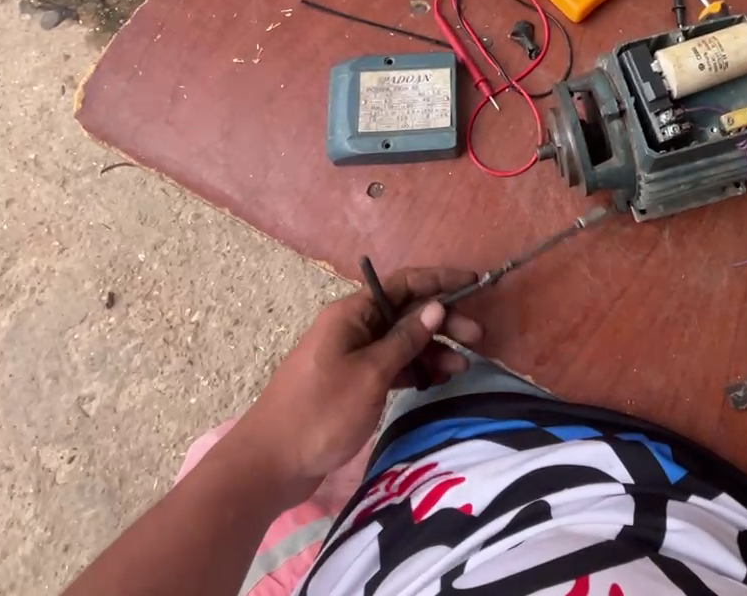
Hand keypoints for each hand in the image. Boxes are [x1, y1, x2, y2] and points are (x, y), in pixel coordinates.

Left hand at [230, 267, 483, 482]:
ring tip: (462, 368)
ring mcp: (353, 355)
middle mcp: (354, 326)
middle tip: (477, 338)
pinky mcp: (353, 382)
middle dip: (443, 321)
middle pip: (407, 312)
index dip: (440, 279)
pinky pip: (393, 365)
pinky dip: (415, 370)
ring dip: (433, 350)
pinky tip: (437, 381)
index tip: (475, 280)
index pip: (404, 283)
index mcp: (352, 313)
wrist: (269, 466)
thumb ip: (405, 339)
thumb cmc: (320, 413)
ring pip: (403, 341)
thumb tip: (436, 305)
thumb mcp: (370, 374)